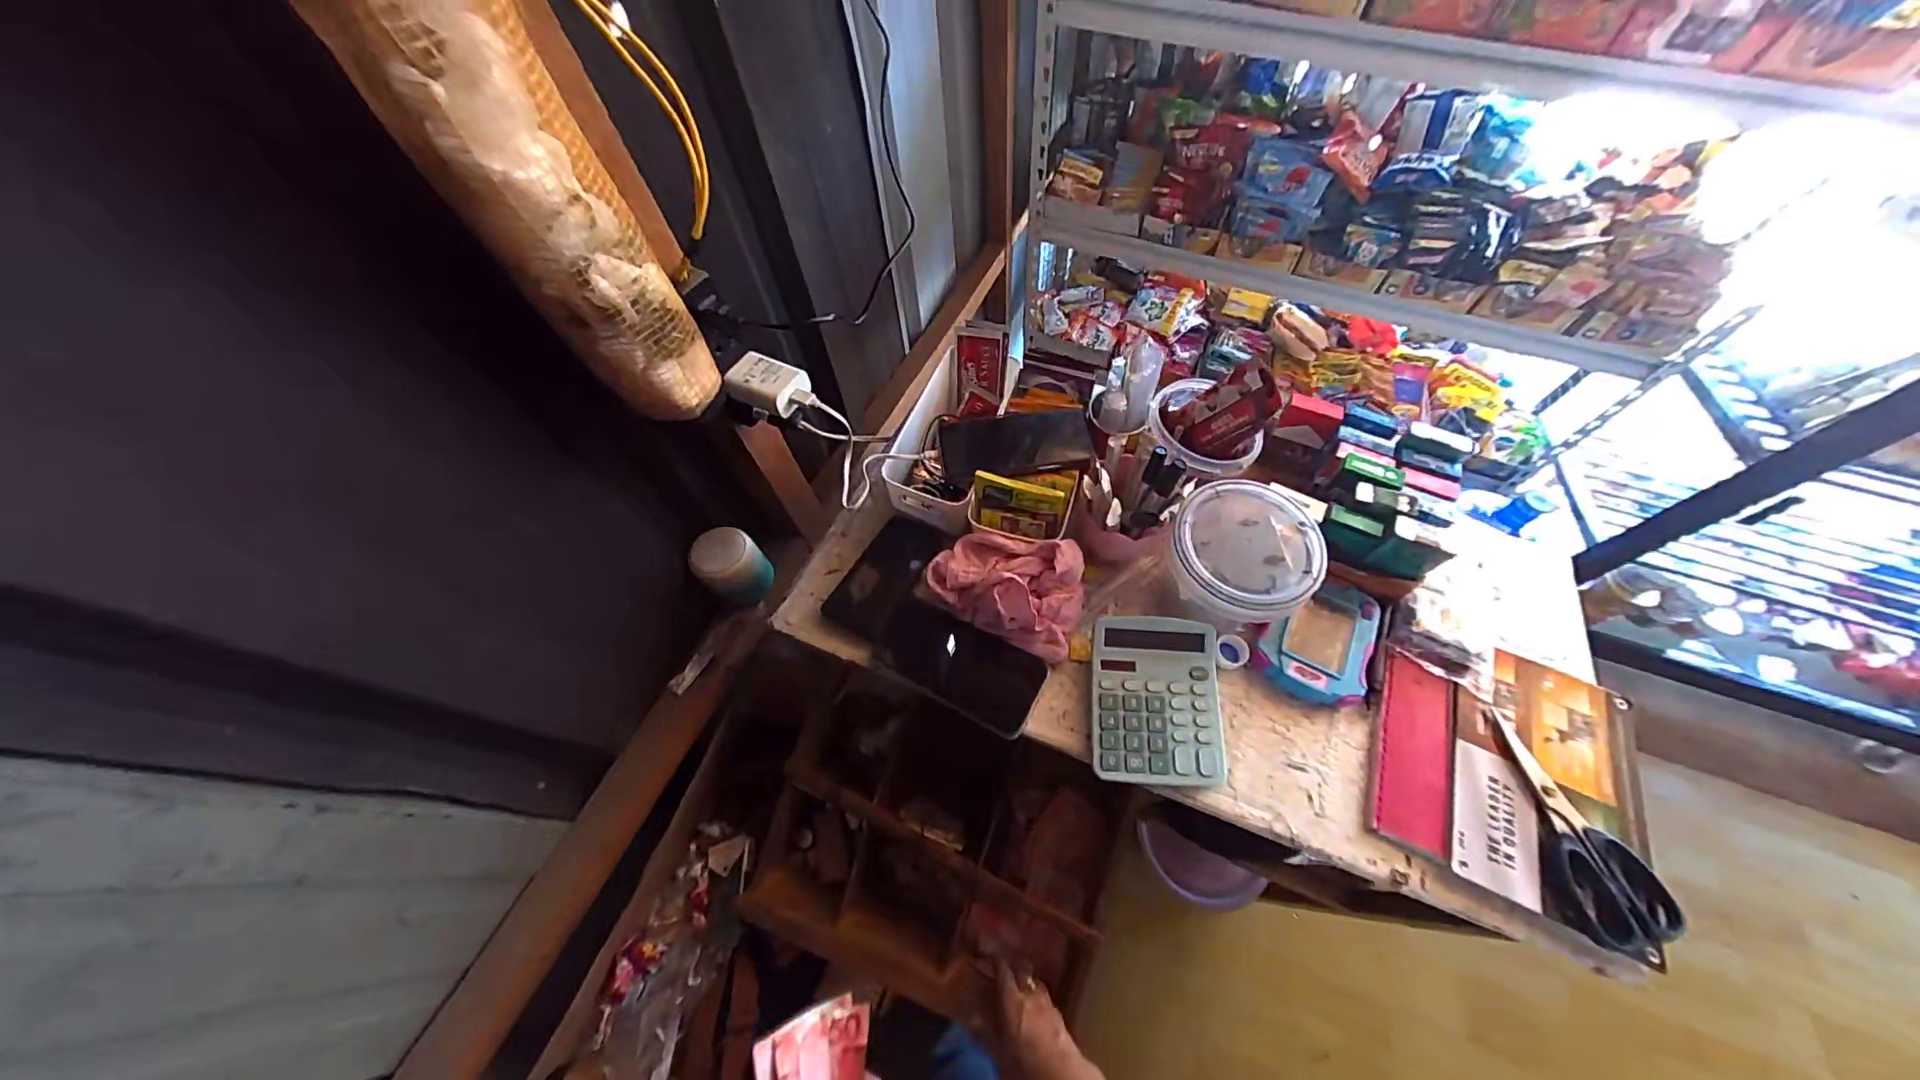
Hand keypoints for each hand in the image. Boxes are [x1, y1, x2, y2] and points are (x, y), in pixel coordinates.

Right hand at [992, 961, 1101, 1079]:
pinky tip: (1035, 1003)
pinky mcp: (1059, 1013)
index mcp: (1012, 999)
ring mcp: (1047, 1001)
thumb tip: (973, 1020)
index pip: (1003, 970)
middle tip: (1004, 966)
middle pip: (1022, 968)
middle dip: (1013, 964)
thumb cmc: (1025, 1063)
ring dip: (1027, 978)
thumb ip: (986, 1031)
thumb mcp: (999, 1050)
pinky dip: (1037, 993)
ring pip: (1035, 980)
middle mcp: (1030, 994)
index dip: (996, 961)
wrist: (1061, 1073)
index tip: (989, 958)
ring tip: (1020, 983)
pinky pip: (1045, 994)